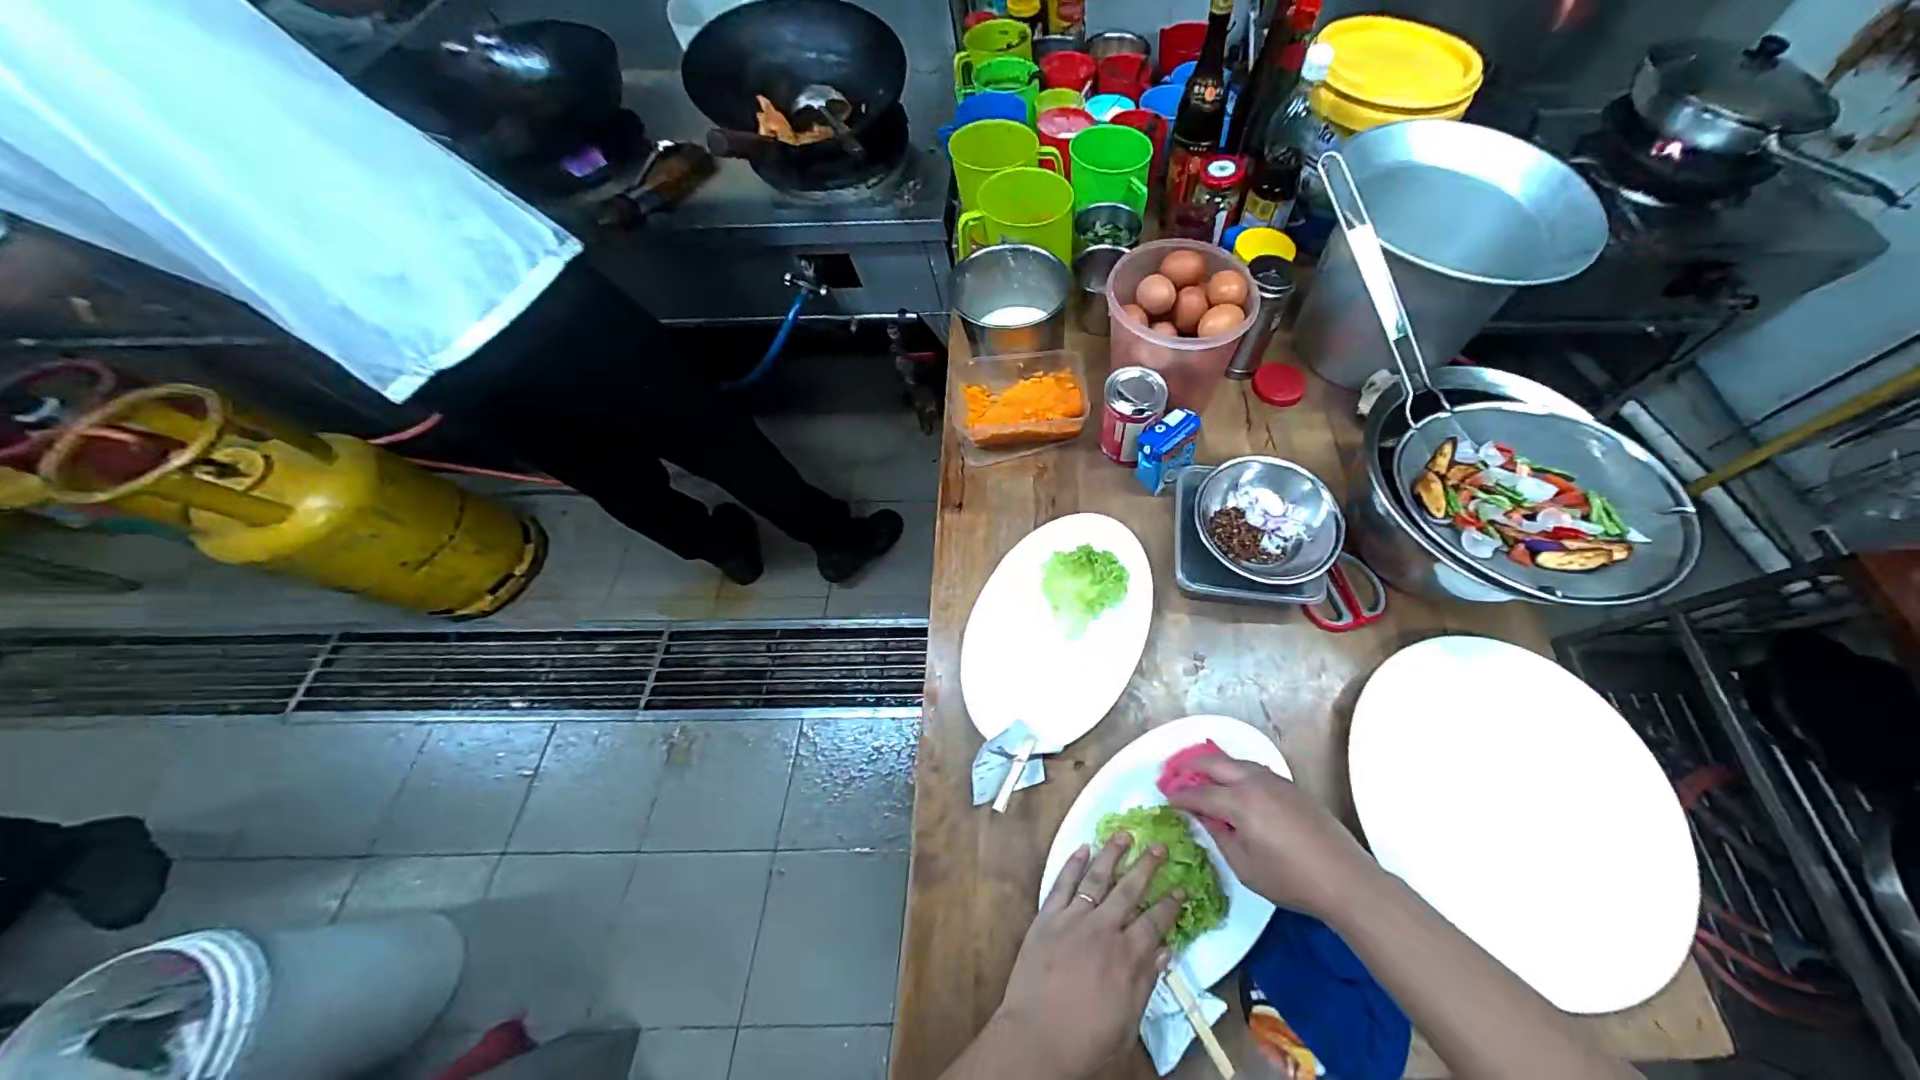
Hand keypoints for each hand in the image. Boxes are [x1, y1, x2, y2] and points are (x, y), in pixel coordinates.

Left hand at [993, 832, 1183, 1079]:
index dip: (1170, 904)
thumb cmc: (1086, 1039)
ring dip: (1111, 855)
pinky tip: (1082, 848)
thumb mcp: (1128, 1021)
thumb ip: (1146, 981)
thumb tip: (1165, 951)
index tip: (1181, 888)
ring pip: (1096, 878)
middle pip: (1128, 890)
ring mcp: (1072, 919)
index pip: (1155, 922)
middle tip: (1159, 847)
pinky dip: (1072, 864)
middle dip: (1146, 867)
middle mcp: (1102, 930)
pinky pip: (1061, 884)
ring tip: (1123, 835)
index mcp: (1127, 957)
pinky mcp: (1047, 918)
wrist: (1036, 1037)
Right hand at [1164, 753, 1379, 918]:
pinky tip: (1232, 785)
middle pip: (1213, 763)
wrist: (1346, 880)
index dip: (1179, 796)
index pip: (1199, 793)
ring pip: (1235, 762)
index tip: (1166, 799)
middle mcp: (1254, 783)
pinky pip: (1253, 770)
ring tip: (1199, 776)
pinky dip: (1234, 771)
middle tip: (1174, 776)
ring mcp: (1276, 781)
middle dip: (1189, 767)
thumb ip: (1219, 836)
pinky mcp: (1291, 787)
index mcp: (1239, 803)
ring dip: (1213, 765)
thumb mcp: (1244, 866)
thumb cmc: (1291, 880)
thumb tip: (1205, 818)